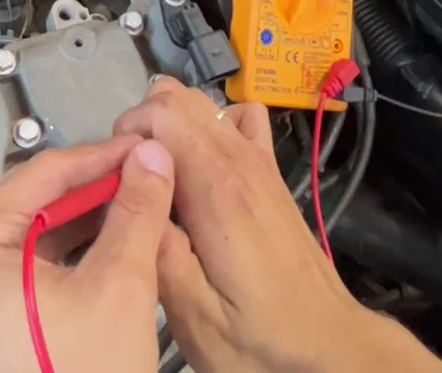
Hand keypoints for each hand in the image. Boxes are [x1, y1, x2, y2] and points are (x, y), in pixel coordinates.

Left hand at [0, 135, 175, 372]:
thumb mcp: (119, 287)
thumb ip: (138, 211)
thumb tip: (152, 158)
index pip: (44, 172)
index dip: (102, 155)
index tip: (141, 147)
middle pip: (33, 205)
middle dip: (93, 191)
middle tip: (141, 178)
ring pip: (28, 241)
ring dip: (82, 225)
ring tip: (132, 212)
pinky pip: (18, 276)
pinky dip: (62, 261)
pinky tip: (104, 255)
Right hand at [113, 78, 441, 372]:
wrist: (328, 345)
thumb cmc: (258, 339)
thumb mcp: (196, 317)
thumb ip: (159, 250)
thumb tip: (128, 192)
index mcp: (217, 190)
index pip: (161, 115)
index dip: (127, 134)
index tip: (114, 176)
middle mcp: (240, 159)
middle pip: (178, 96)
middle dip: (141, 124)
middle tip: (130, 178)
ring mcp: (259, 159)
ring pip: (203, 101)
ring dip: (170, 121)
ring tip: (158, 173)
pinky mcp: (270, 168)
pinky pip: (238, 115)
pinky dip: (211, 122)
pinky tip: (201, 159)